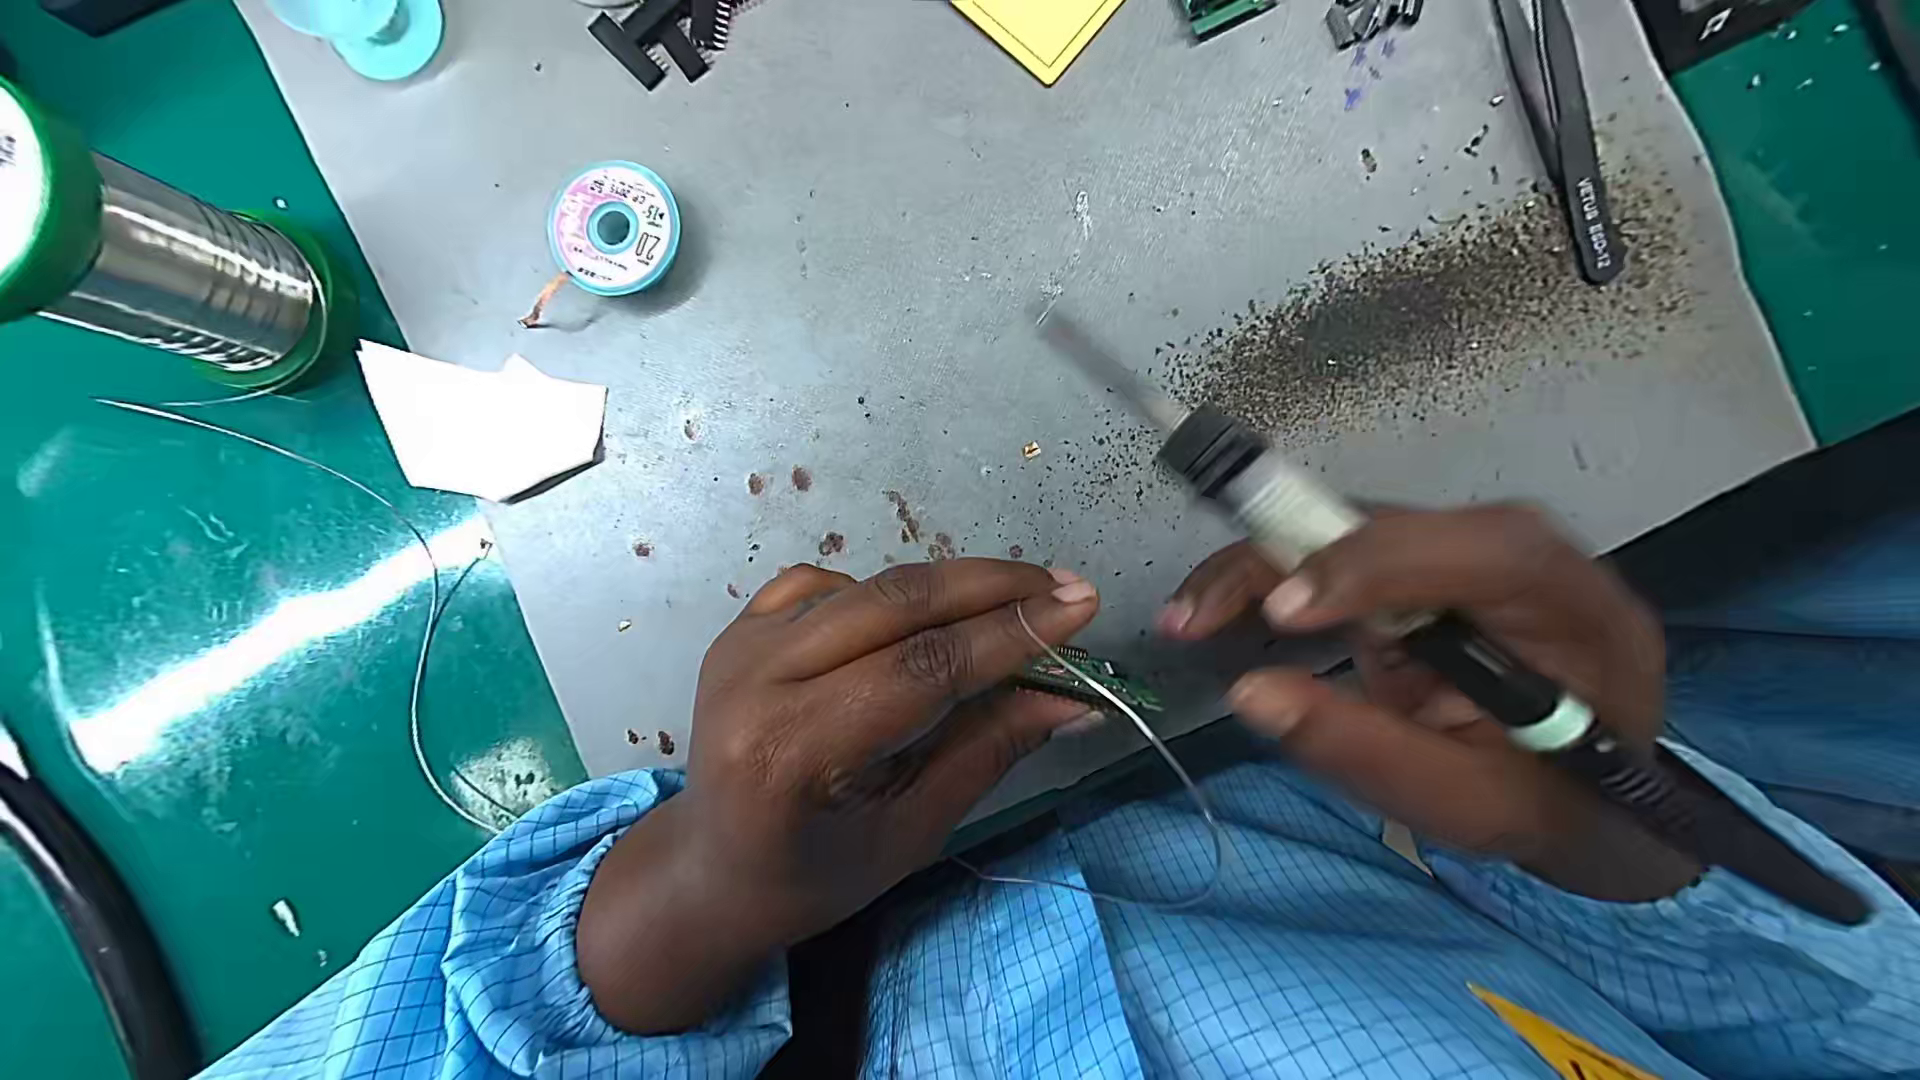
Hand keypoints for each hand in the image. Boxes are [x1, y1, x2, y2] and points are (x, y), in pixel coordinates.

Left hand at [579, 559, 1099, 1032]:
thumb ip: (991, 749)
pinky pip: (830, 583)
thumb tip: (1074, 701)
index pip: (923, 667)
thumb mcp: (913, 830)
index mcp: (794, 751)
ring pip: (871, 585)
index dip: (1011, 632)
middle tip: (1062, 584)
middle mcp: (758, 679)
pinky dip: (887, 592)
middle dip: (992, 586)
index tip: (1080, 604)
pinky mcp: (742, 625)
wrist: (709, 867)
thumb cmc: (814, 874)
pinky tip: (915, 617)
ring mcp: (743, 642)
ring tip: (1018, 596)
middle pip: (897, 603)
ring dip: (952, 585)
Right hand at [1162, 505, 1698, 899]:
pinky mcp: (1389, 559)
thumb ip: (1364, 750)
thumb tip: (1247, 692)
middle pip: (1374, 527)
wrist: (1571, 779)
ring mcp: (1438, 545)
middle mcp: (1500, 547)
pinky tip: (1208, 608)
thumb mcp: (1463, 801)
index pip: (1481, 551)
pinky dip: (1252, 577)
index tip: (1283, 617)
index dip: (1373, 567)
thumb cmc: (1538, 797)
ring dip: (1246, 571)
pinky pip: (1308, 549)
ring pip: (1325, 527)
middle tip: (1192, 621)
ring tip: (1185, 620)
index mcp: (1565, 602)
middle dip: (1273, 567)